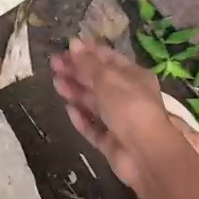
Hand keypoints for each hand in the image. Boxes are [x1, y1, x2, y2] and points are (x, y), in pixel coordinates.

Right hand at [50, 37, 177, 189]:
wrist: (145, 155)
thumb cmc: (129, 106)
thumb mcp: (107, 78)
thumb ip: (88, 63)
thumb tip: (74, 44)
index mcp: (134, 76)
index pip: (108, 59)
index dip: (87, 52)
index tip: (65, 47)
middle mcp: (128, 96)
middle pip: (98, 80)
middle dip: (76, 71)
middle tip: (53, 64)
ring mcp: (120, 121)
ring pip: (94, 103)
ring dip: (75, 91)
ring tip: (55, 83)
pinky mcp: (112, 142)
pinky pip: (93, 128)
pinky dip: (82, 118)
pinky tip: (68, 110)